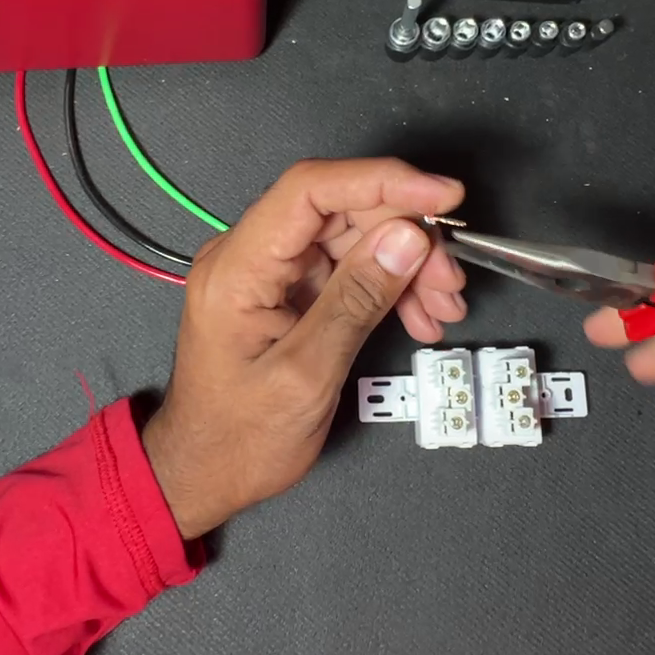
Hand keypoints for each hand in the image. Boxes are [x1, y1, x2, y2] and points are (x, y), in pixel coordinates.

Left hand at [142, 159, 466, 537]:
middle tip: (452, 282)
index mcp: (238, 267)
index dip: (383, 181)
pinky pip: (347, 269)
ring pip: (353, 239)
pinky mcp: (288, 290)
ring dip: (407, 266)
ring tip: (443, 308)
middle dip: (407, 236)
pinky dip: (389, 287)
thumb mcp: (307, 375)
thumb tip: (409, 237)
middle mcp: (250, 255)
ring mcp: (270, 271)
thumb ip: (357, 301)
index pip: (311, 190)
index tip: (445, 197)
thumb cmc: (240, 438)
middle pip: (341, 212)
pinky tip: (420, 316)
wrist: (203, 474)